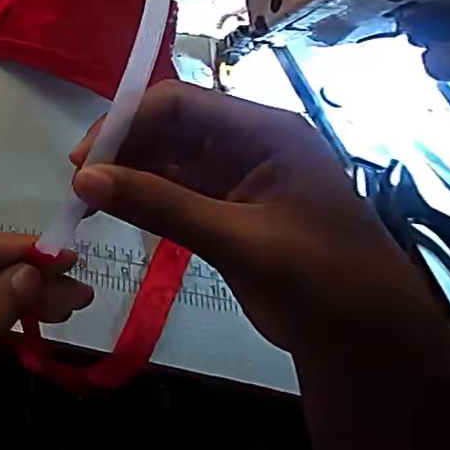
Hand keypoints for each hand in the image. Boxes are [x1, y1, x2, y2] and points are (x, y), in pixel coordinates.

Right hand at [70, 81, 449, 362]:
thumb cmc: (323, 282)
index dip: (127, 122)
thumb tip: (84, 181)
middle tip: (80, 182)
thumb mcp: (240, 240)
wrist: (370, 346)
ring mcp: (231, 174)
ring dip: (124, 173)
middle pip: (166, 126)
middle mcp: (243, 142)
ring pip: (162, 157)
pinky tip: (111, 209)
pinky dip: (138, 197)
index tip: (85, 158)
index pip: (179, 103)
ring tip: (86, 198)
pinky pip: (168, 188)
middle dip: (121, 148)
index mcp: (263, 131)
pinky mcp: (220, 205)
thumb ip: (161, 206)